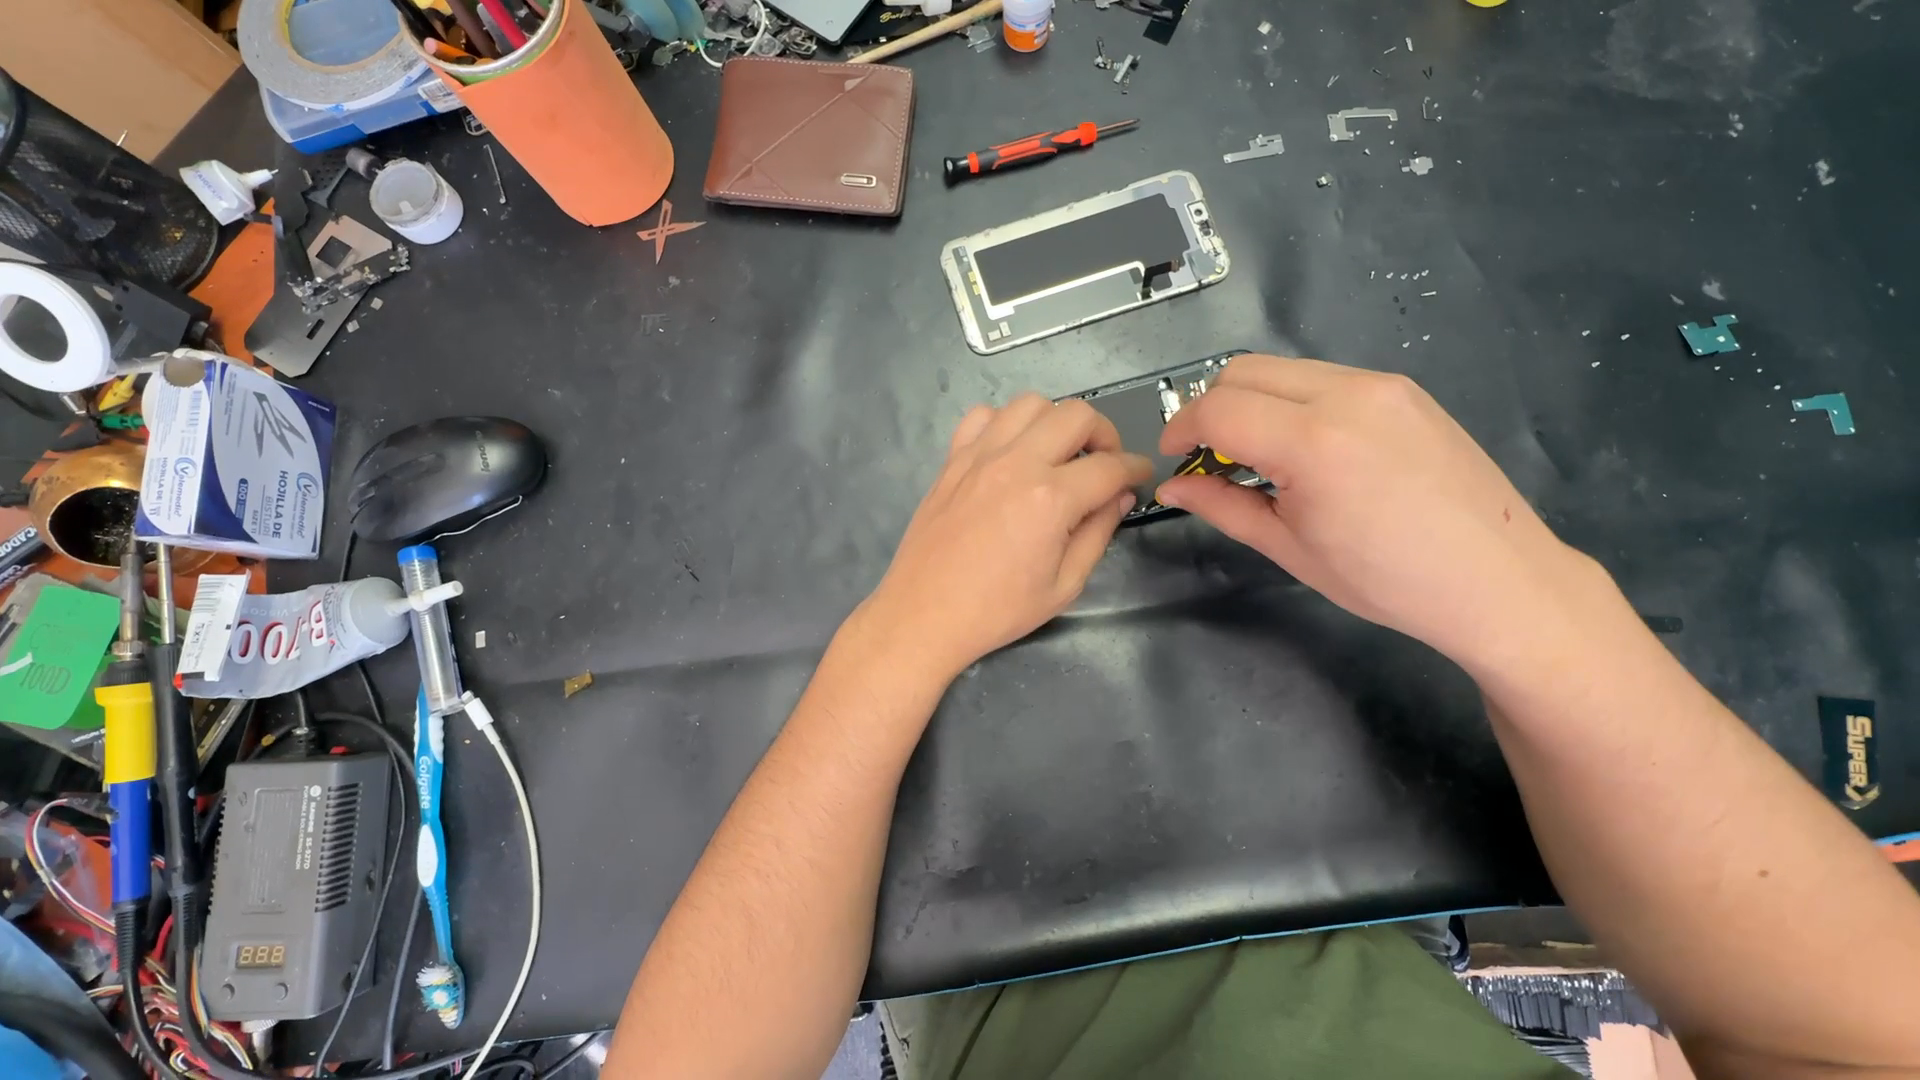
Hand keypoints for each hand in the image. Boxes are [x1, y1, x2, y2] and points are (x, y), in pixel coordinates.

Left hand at [857, 394, 1151, 679]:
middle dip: (1104, 434)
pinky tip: (1011, 451)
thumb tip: (1119, 496)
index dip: (1136, 468)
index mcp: (1050, 499)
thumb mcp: (1064, 585)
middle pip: (1076, 415)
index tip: (1141, 475)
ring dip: (1055, 422)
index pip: (1111, 466)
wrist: (924, 614)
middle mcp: (1017, 463)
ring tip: (1058, 454)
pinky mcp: (953, 460)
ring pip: (1030, 404)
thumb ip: (1098, 533)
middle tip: (1104, 464)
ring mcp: (980, 456)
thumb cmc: (998, 610)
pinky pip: (983, 416)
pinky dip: (1005, 423)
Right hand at [1156, 355, 1597, 666]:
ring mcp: (1382, 385)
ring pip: (1284, 369)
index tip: (1174, 458)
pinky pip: (1325, 378)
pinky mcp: (1404, 389)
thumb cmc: (1386, 580)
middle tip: (1211, 458)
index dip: (1181, 429)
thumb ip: (1223, 506)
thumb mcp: (1290, 549)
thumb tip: (1172, 485)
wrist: (1498, 580)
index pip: (1218, 409)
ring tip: (1261, 456)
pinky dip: (1293, 402)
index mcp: (1313, 443)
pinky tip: (1308, 449)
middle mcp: (1346, 394)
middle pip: (1243, 371)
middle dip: (1210, 408)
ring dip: (1252, 402)